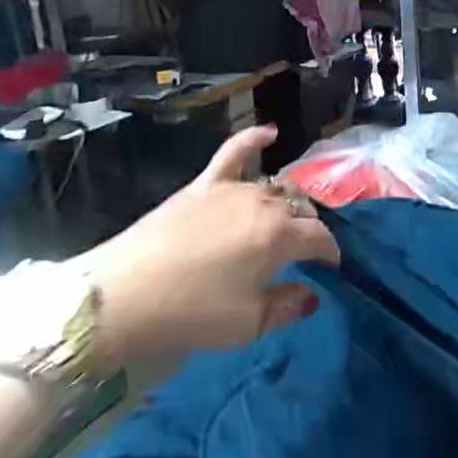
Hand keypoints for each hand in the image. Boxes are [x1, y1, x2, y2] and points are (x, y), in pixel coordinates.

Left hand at [85, 125, 339, 368]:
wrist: (127, 291)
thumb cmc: (192, 313)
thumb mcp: (247, 324)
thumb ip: (287, 306)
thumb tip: (311, 293)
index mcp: (278, 236)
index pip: (319, 237)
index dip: (330, 253)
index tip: (330, 269)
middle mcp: (260, 203)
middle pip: (298, 207)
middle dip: (309, 226)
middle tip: (304, 250)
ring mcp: (230, 188)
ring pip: (273, 184)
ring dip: (288, 199)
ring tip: (288, 217)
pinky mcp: (203, 182)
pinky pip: (233, 151)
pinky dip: (253, 138)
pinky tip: (270, 132)